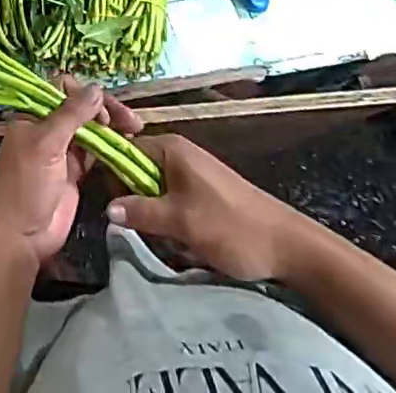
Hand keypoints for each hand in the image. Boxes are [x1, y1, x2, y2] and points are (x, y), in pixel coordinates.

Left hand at [0, 79, 140, 264]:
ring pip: (92, 128)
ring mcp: (63, 149)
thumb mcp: (46, 143)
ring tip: (136, 130)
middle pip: (81, 107)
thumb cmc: (26, 184)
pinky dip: (113, 146)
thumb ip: (71, 114)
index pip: (62, 88)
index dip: (85, 93)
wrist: (20, 235)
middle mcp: (49, 127)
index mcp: (34, 114)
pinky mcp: (75, 171)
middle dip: (106, 110)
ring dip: (113, 127)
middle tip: (132, 122)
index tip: (103, 109)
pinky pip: (97, 151)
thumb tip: (97, 88)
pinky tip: (130, 145)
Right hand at [107, 134, 314, 282]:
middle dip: (139, 204)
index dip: (114, 174)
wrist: (288, 246)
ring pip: (154, 194)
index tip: (113, 203)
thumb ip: (140, 212)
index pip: (124, 149)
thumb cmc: (231, 226)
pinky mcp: (203, 195)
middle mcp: (178, 154)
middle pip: (137, 174)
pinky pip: (172, 205)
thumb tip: (107, 208)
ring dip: (158, 220)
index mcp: (170, 148)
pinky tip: (186, 244)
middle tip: (150, 229)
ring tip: (174, 241)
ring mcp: (192, 174)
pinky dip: (174, 225)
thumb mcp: (180, 221)